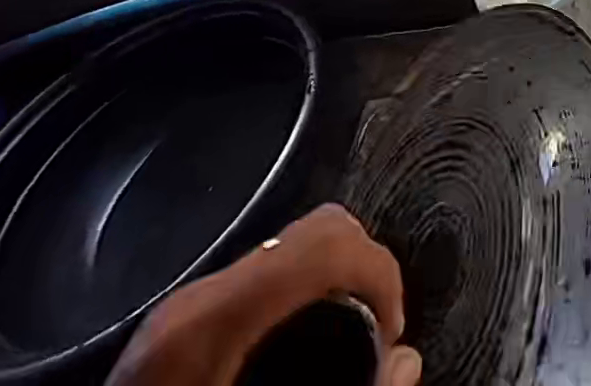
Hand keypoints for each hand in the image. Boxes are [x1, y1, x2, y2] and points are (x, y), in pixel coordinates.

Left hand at [106, 204, 422, 385]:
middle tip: (379, 331)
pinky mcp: (183, 319)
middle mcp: (198, 298)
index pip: (324, 244)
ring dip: (339, 276)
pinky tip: (310, 340)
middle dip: (366, 269)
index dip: (380, 271)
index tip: (394, 327)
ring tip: (352, 335)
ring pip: (295, 244)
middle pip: (318, 229)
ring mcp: (187, 303)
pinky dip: (308, 291)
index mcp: (211, 323)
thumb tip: (406, 361)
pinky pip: (269, 274)